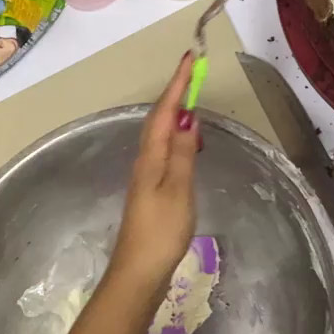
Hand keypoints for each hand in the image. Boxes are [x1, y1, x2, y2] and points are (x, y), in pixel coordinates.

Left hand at [109, 53, 202, 295]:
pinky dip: (177, 137)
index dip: (178, 83)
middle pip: (159, 118)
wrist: (138, 275)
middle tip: (195, 73)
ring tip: (196, 104)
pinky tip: (189, 146)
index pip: (165, 110)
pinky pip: (165, 150)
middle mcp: (145, 160)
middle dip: (176, 93)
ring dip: (177, 114)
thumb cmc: (160, 232)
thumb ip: (184, 153)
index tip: (190, 58)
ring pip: (161, 134)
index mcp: (151, 156)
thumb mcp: (179, 189)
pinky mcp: (152, 191)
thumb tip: (188, 118)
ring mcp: (147, 176)